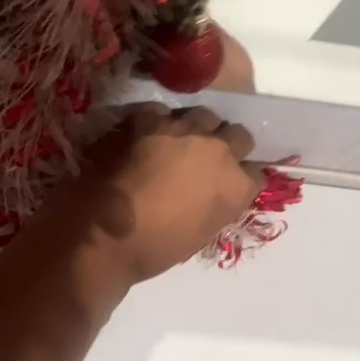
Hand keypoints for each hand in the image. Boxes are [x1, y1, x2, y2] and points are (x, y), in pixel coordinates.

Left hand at [30, 103, 260, 286]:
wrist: (103, 233)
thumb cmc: (152, 248)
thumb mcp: (199, 233)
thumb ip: (216, 204)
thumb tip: (209, 193)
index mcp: (236, 186)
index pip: (256, 172)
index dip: (240, 176)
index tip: (226, 183)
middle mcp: (219, 150)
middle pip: (237, 135)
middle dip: (225, 144)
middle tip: (203, 159)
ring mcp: (183, 129)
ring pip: (203, 115)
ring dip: (195, 128)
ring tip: (176, 143)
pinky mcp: (147, 118)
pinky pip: (161, 112)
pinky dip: (156, 123)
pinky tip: (143, 138)